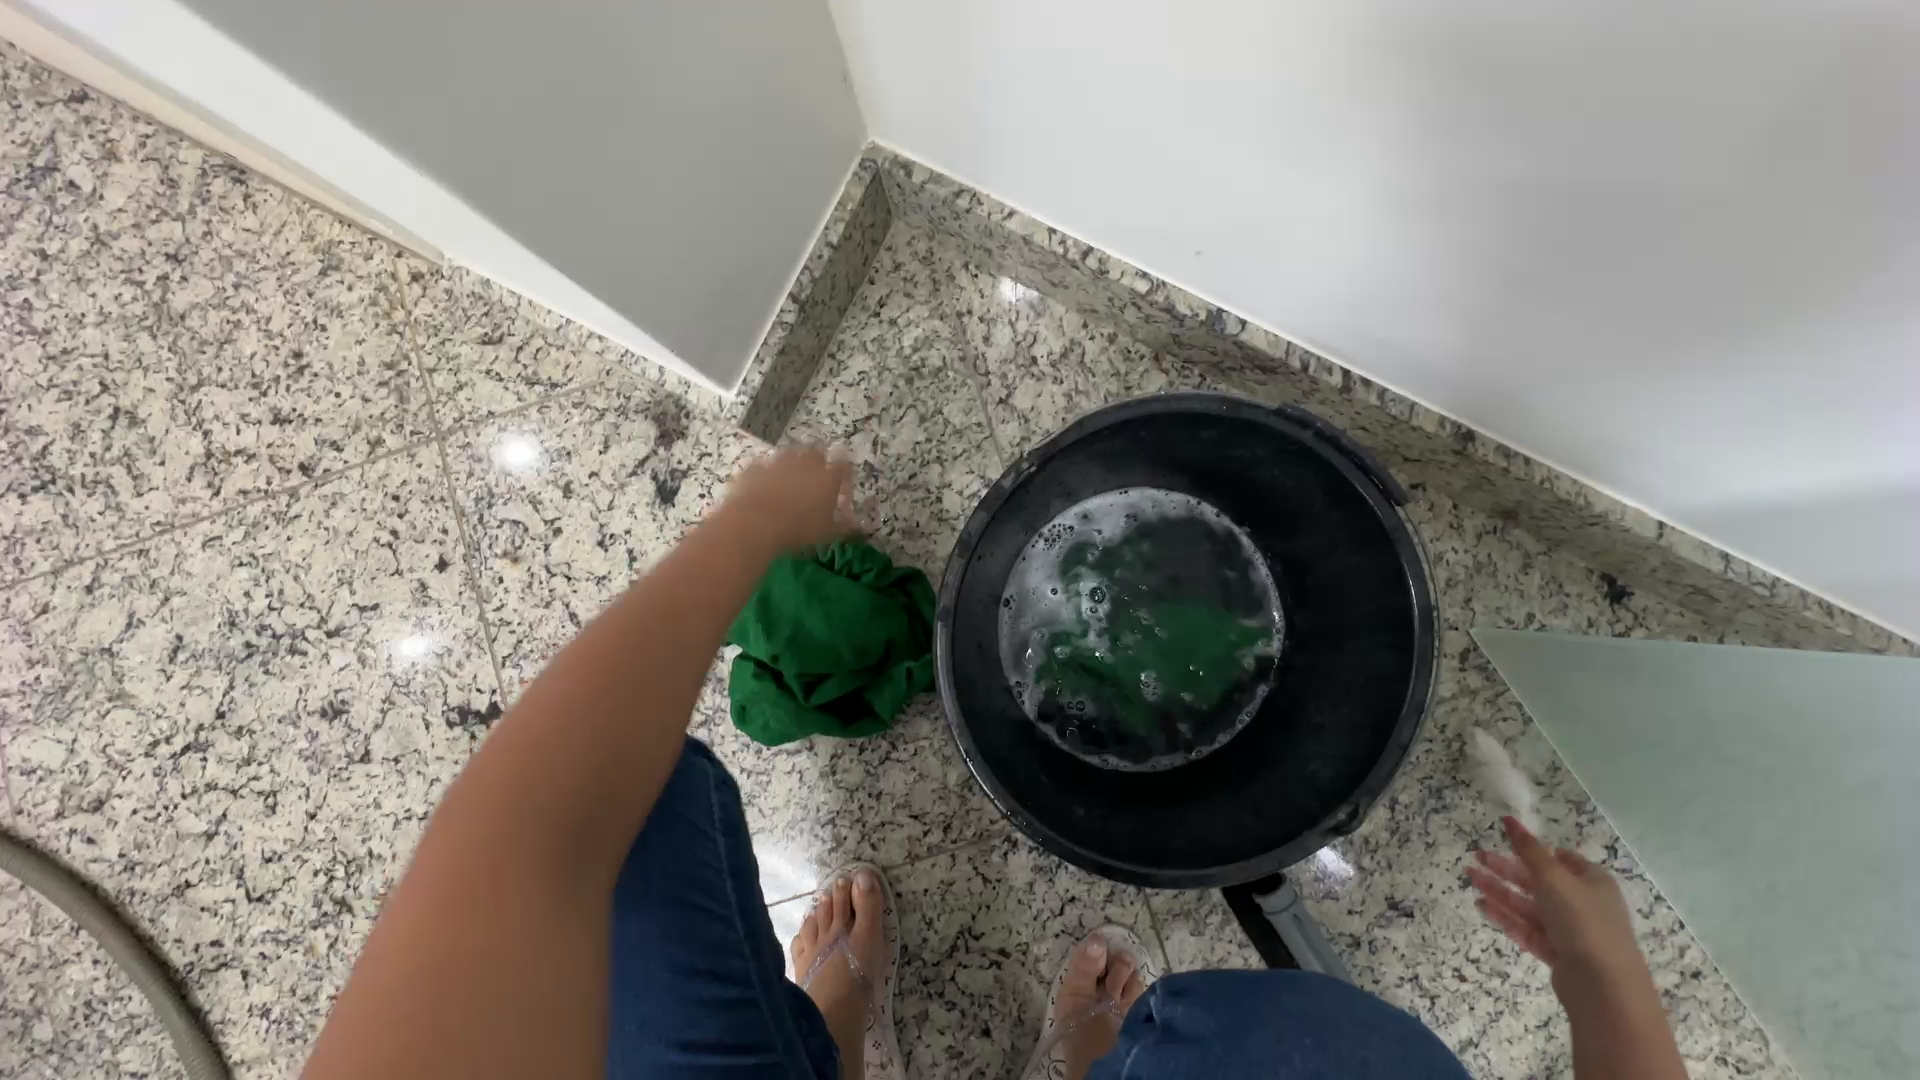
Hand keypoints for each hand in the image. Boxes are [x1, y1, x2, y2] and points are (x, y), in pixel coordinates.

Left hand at [721, 444, 855, 552]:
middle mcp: (806, 463)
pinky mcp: (756, 468)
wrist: (755, 524)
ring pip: (790, 456)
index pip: (844, 466)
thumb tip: (859, 526)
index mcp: (828, 477)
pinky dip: (767, 475)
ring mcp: (779, 462)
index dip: (844, 476)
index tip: (842, 491)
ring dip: (792, 466)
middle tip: (815, 483)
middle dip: (818, 464)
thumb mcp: (827, 533)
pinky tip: (764, 490)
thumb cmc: (799, 529)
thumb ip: (845, 527)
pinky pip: (765, 467)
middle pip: (817, 453)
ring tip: (789, 486)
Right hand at [1468, 817, 1650, 994]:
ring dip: (1499, 889)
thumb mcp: (1553, 878)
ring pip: (1528, 904)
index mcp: (1592, 882)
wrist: (1604, 986)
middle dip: (1507, 868)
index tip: (1510, 842)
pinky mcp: (1557, 952)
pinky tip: (1481, 904)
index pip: (1564, 860)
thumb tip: (1509, 819)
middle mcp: (1583, 904)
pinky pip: (1526, 928)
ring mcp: (1570, 930)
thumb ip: (1528, 850)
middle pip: (1539, 881)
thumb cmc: (1583, 921)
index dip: (1537, 850)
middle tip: (1476, 856)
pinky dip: (1505, 916)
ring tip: (1469, 877)